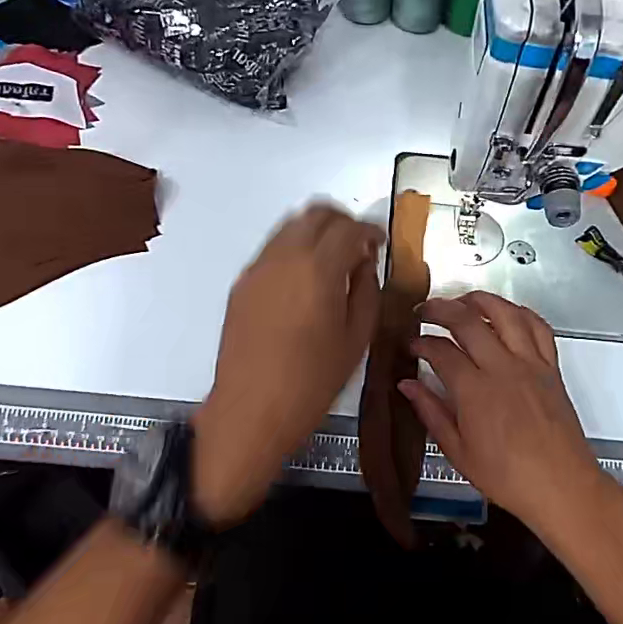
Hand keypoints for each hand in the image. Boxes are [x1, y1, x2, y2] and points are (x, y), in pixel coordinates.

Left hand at [193, 205, 382, 524]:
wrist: (252, 409)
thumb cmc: (313, 381)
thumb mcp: (356, 338)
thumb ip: (365, 290)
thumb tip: (363, 264)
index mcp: (318, 269)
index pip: (349, 228)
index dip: (370, 231)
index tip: (380, 242)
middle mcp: (284, 257)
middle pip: (316, 214)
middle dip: (343, 221)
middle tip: (359, 243)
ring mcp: (258, 268)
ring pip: (290, 226)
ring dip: (317, 231)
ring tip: (333, 258)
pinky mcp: (242, 283)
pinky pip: (273, 249)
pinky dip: (295, 248)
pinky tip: (306, 278)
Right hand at [396, 291, 617, 537]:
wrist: (561, 487)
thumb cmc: (510, 477)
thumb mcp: (458, 452)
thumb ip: (431, 412)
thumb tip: (407, 387)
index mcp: (475, 391)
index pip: (440, 350)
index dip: (420, 343)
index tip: (411, 346)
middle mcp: (503, 369)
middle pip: (467, 320)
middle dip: (439, 309)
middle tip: (424, 312)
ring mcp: (530, 364)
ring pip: (505, 313)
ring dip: (480, 299)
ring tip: (462, 300)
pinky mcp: (551, 368)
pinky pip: (538, 327)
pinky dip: (520, 312)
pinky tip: (507, 313)